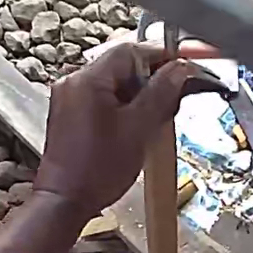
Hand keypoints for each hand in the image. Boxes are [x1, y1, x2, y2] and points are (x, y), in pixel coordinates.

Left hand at [33, 34, 224, 218]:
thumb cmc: (99, 170)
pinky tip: (139, 126)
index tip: (185, 66)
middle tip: (176, 94)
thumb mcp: (139, 128)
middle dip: (152, 78)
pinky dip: (125, 107)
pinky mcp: (71, 116)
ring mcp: (70, 99)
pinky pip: (104, 99)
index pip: (131, 50)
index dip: (162, 56)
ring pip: (114, 84)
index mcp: (88, 80)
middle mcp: (74, 83)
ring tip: (159, 115)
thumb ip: (161, 94)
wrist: (66, 202)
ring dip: (140, 94)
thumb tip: (180, 69)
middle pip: (122, 66)